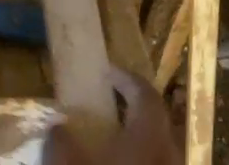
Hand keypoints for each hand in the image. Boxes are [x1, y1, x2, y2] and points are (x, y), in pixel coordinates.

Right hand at [43, 69, 180, 164]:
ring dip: (138, 141)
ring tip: (110, 144)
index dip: (127, 79)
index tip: (106, 72)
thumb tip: (58, 127)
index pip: (146, 94)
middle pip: (157, 123)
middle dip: (134, 110)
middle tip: (108, 105)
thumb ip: (60, 144)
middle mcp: (169, 157)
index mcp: (149, 139)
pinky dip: (140, 161)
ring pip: (159, 151)